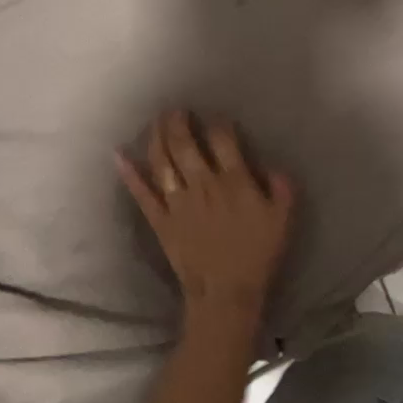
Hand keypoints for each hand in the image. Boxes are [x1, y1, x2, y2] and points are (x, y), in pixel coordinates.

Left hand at [116, 110, 294, 321]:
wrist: (226, 292)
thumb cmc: (257, 253)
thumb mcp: (283, 217)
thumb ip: (280, 186)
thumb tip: (270, 166)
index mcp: (234, 181)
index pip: (222, 139)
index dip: (219, 124)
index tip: (218, 119)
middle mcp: (202, 184)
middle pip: (184, 143)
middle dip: (178, 122)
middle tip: (176, 109)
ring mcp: (177, 201)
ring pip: (162, 161)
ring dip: (157, 137)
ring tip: (156, 122)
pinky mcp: (160, 220)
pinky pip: (142, 193)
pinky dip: (130, 174)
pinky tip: (120, 155)